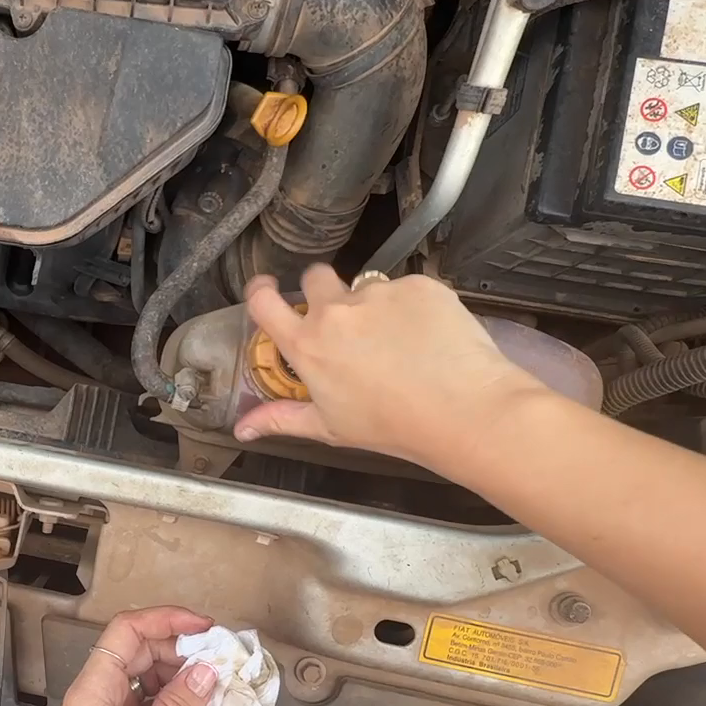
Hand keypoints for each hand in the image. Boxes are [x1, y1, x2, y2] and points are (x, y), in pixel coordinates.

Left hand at [13, 607, 218, 705]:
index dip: (166, 619)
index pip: (127, 630)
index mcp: (93, 690)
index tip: (208, 629)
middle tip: (222, 666)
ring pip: (142, 679)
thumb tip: (208, 669)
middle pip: (136, 651)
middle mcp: (94, 696)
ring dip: (177, 679)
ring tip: (217, 690)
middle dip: (178, 650)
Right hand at [233, 267, 551, 469]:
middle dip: (323, 290)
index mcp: (307, 345)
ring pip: (366, 285)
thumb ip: (280, 419)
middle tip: (343, 318)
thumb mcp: (329, 426)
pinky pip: (407, 288)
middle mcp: (336, 312)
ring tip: (397, 338)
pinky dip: (413, 307)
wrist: (464, 410)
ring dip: (373, 304)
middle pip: (315, 276)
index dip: (260, 290)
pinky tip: (427, 335)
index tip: (266, 289)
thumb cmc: (391, 425)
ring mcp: (378, 293)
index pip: (264, 302)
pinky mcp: (419, 285)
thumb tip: (241, 429)